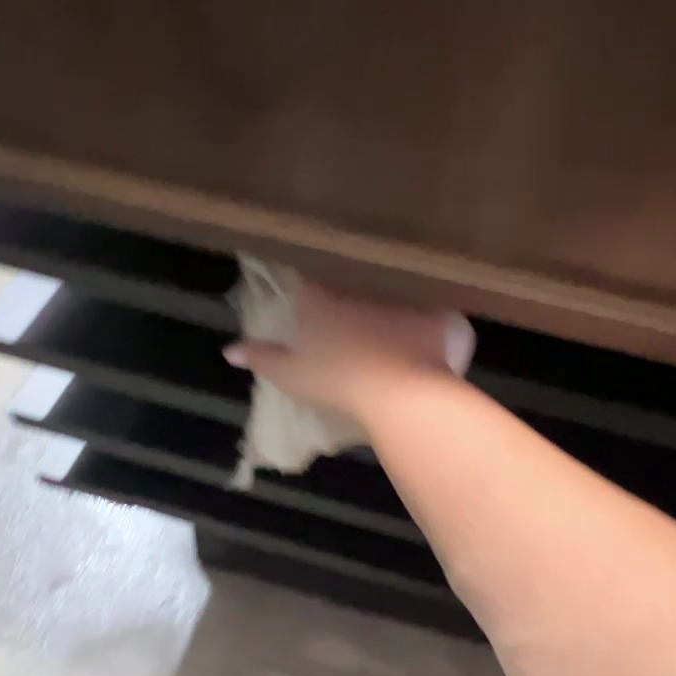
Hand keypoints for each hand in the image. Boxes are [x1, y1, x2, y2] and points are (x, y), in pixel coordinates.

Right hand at [223, 281, 476, 416]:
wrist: (401, 395)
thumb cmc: (338, 382)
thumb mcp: (291, 375)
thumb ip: (262, 358)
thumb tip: (229, 350)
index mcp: (326, 296)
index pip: (310, 279)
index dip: (309, 287)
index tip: (310, 294)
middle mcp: (369, 286)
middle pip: (359, 280)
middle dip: (358, 292)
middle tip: (358, 315)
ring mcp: (411, 298)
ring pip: (403, 296)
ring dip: (400, 309)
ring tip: (400, 328)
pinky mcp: (447, 317)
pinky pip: (442, 322)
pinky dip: (439, 334)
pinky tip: (436, 349)